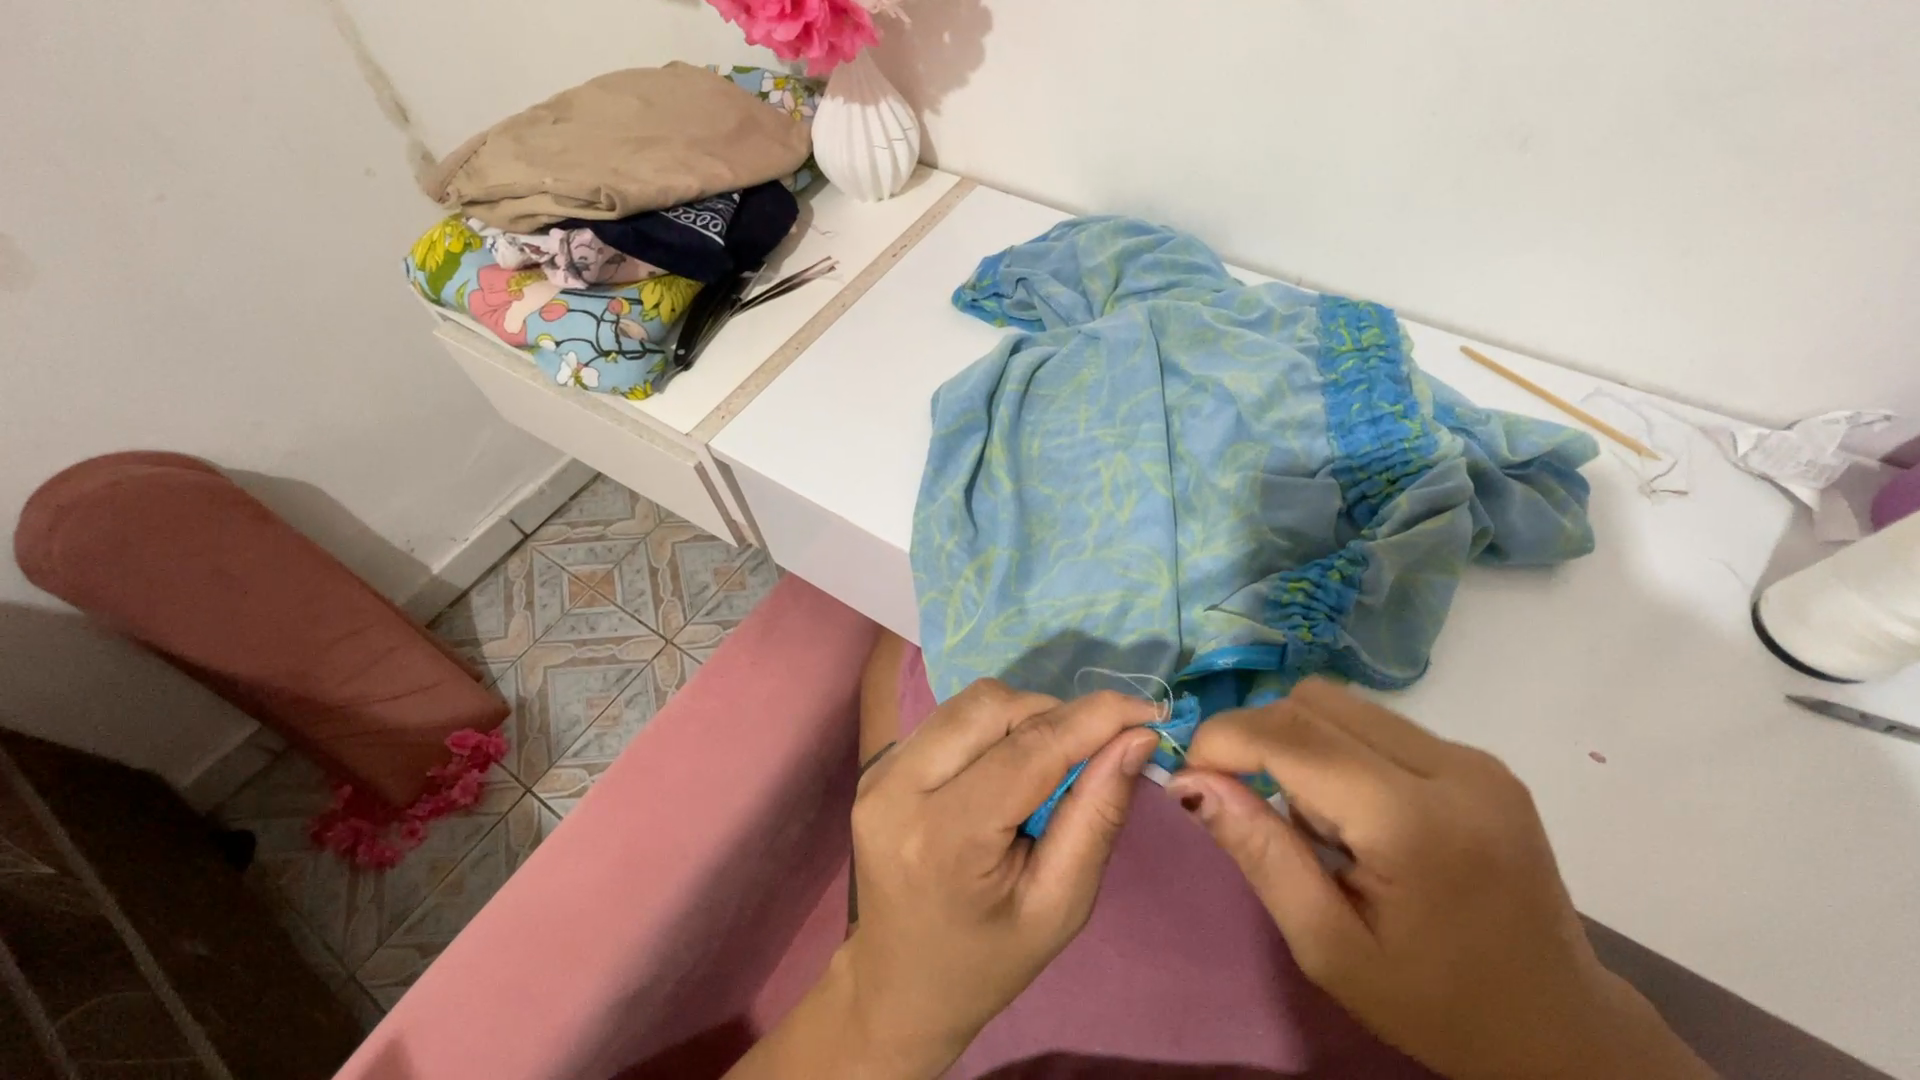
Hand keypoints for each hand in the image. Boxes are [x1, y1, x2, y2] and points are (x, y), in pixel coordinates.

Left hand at [733, 680, 1160, 1078]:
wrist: (900, 985)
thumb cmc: (989, 960)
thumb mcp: (1060, 904)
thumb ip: (1097, 814)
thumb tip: (1135, 738)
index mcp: (944, 837)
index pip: (1030, 748)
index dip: (1094, 718)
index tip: (1148, 710)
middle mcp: (898, 789)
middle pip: (993, 706)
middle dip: (1055, 714)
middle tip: (1095, 749)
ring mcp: (879, 772)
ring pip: (969, 703)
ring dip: (1023, 717)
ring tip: (1051, 766)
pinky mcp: (877, 765)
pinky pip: (949, 719)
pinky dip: (992, 727)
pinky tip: (1008, 769)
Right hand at [1166, 678, 1712, 1079]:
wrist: (1559, 1029)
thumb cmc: (1433, 1004)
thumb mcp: (1327, 947)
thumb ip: (1259, 853)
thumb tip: (1190, 781)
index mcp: (1414, 821)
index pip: (1291, 735)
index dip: (1222, 741)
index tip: (1191, 781)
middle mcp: (1452, 767)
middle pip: (1313, 702)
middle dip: (1256, 738)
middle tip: (1247, 804)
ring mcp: (1474, 758)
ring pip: (1342, 704)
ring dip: (1297, 743)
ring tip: (1312, 819)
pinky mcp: (1480, 761)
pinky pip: (1376, 725)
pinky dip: (1336, 751)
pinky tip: (1352, 814)